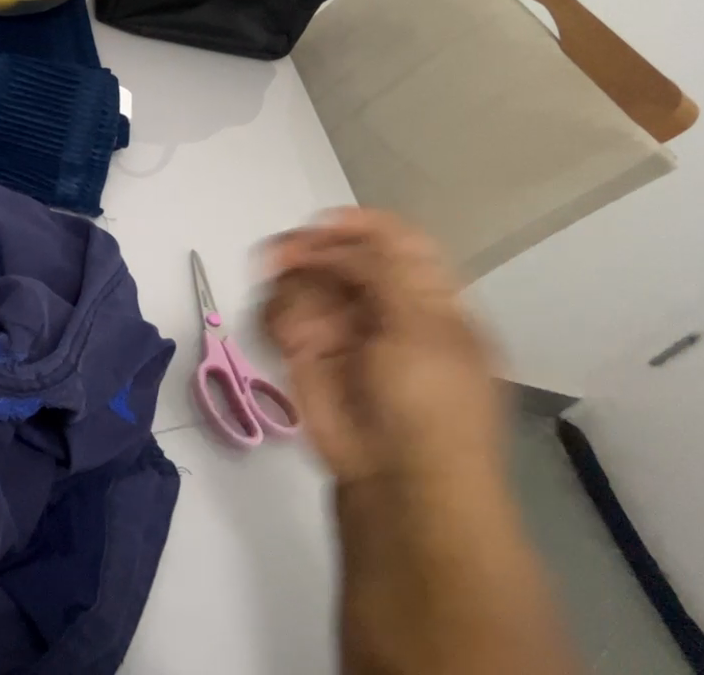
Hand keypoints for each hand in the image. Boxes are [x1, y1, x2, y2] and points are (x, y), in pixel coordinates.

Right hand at [260, 209, 503, 488]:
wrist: (398, 479)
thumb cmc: (430, 407)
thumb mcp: (424, 333)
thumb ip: (384, 273)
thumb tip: (340, 227)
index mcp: (424, 298)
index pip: (391, 241)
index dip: (357, 226)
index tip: (320, 225)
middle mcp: (378, 305)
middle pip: (332, 254)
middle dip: (303, 254)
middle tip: (279, 261)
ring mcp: (338, 328)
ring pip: (295, 281)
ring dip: (286, 295)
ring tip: (295, 331)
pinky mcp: (303, 350)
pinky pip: (275, 315)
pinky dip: (273, 321)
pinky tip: (285, 343)